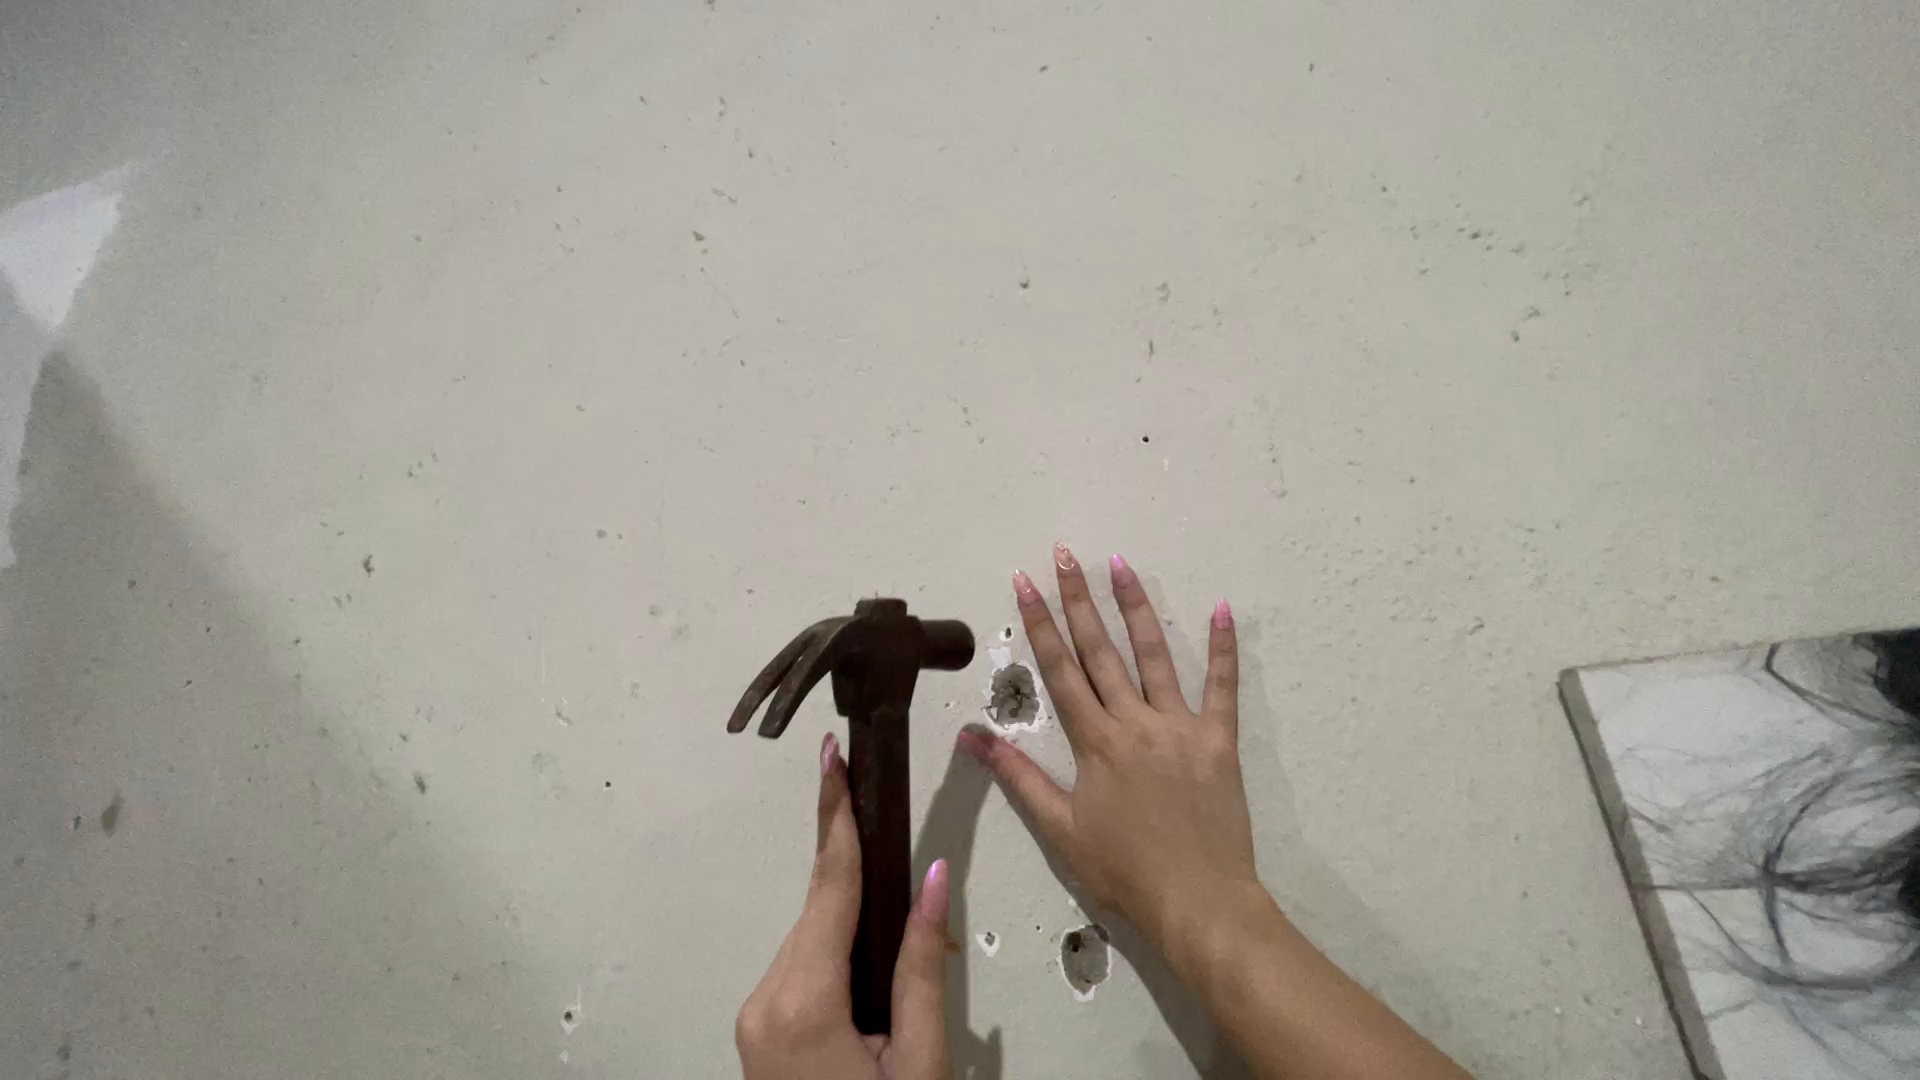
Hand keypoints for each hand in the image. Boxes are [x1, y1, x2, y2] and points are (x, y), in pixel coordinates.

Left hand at [736, 733, 952, 1079]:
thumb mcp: (920, 1062)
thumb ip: (923, 963)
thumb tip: (934, 877)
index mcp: (802, 999)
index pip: (829, 884)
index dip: (833, 814)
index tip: (830, 756)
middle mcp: (765, 996)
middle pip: (822, 910)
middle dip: (865, 888)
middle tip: (915, 901)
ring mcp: (754, 1015)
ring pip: (814, 938)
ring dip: (856, 932)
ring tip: (900, 984)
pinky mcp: (758, 1028)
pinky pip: (804, 966)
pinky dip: (839, 958)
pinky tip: (870, 992)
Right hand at [958, 545, 1259, 945]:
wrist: (1198, 903)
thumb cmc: (1122, 869)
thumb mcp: (1059, 829)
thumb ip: (1017, 777)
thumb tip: (972, 736)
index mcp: (1094, 741)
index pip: (1060, 670)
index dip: (1040, 623)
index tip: (1025, 582)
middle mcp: (1134, 721)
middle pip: (1100, 650)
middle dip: (1078, 599)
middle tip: (1065, 555)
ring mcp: (1179, 726)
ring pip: (1153, 655)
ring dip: (1135, 607)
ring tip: (1120, 563)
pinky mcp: (1219, 739)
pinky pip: (1222, 686)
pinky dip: (1223, 648)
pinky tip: (1221, 609)